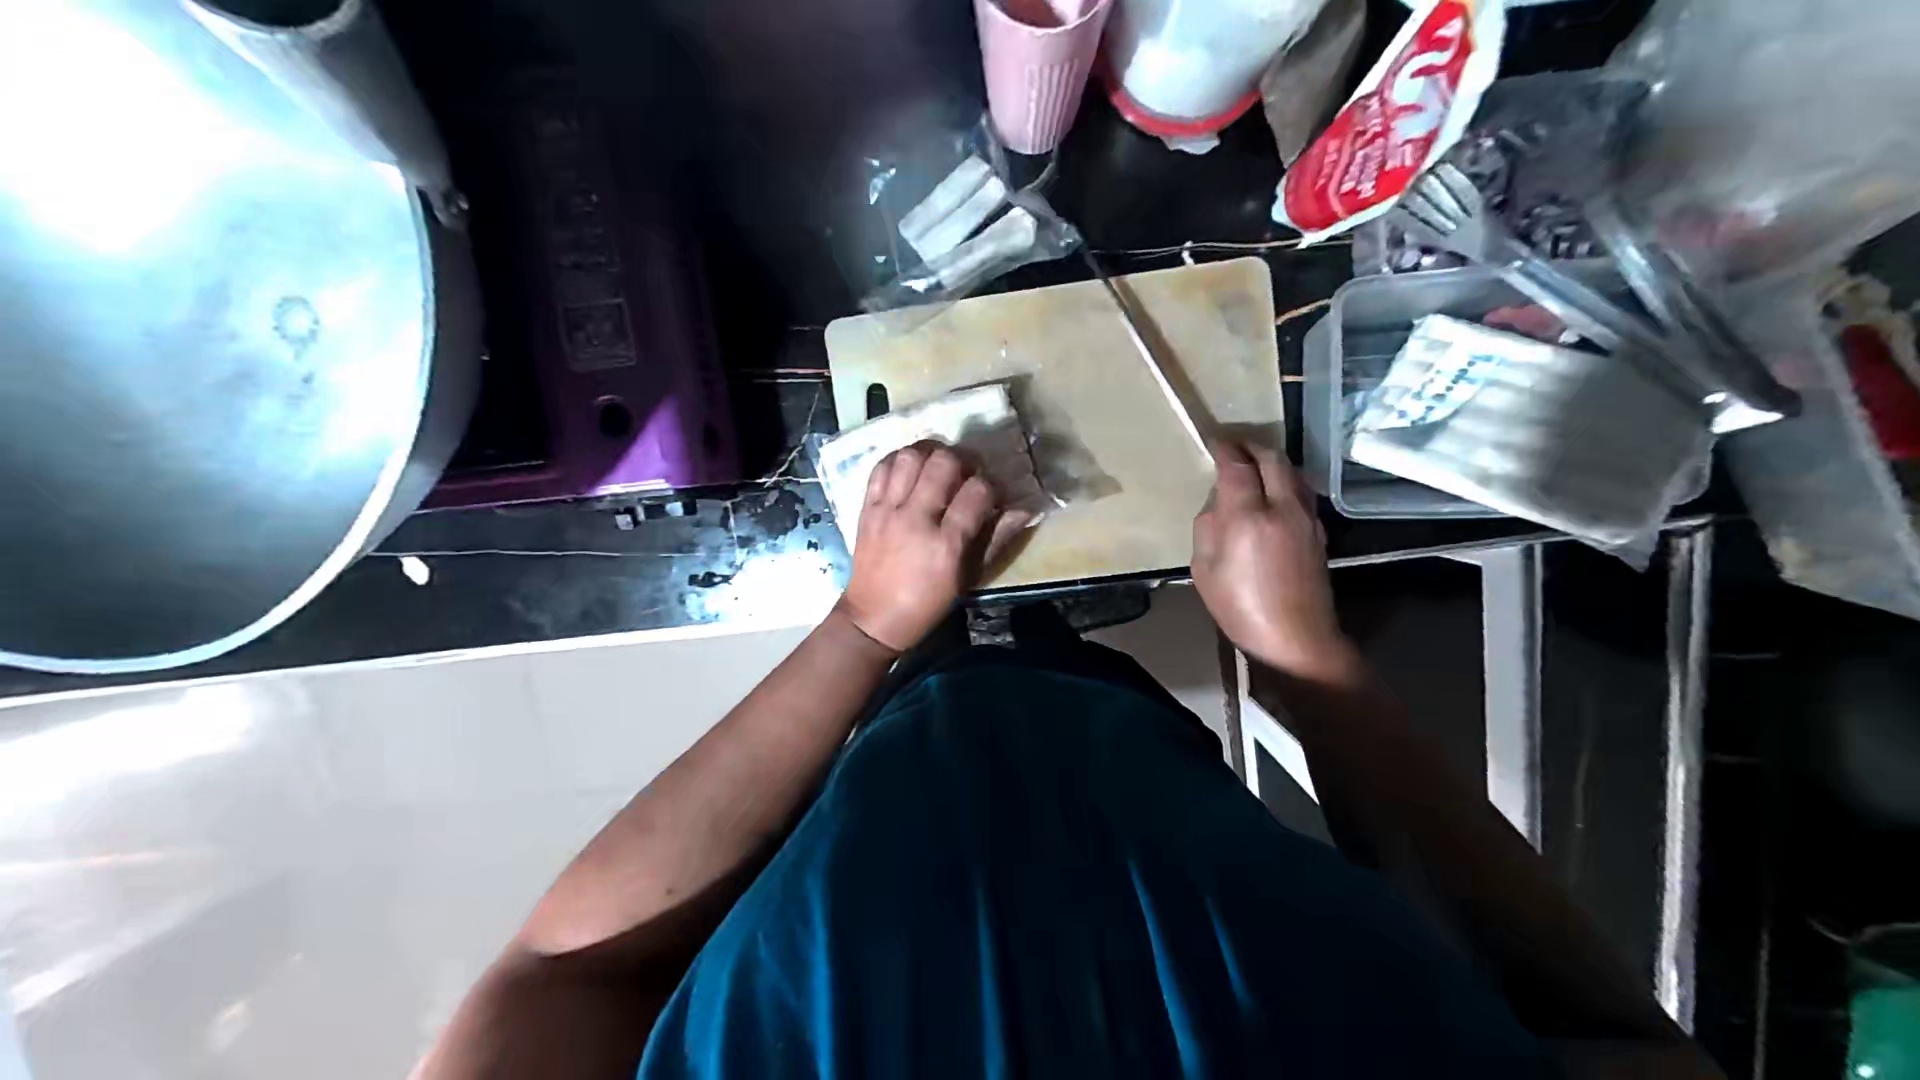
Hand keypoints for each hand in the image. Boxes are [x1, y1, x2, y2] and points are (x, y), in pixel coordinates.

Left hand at [835, 441, 1028, 653]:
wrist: (874, 618)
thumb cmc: (927, 603)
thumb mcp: (969, 578)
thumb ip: (996, 539)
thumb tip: (1022, 510)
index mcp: (946, 544)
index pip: (977, 492)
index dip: (992, 486)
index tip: (992, 494)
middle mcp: (915, 520)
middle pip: (944, 463)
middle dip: (964, 460)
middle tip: (967, 472)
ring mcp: (887, 511)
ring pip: (911, 456)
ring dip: (931, 453)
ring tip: (939, 465)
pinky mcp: (867, 508)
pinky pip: (882, 466)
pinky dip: (900, 459)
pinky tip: (912, 469)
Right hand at [1191, 441, 1360, 683]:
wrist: (1295, 638)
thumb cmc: (1239, 607)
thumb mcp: (1203, 568)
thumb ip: (1209, 526)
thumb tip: (1220, 504)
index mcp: (1249, 517)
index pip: (1237, 467)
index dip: (1224, 449)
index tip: (1213, 442)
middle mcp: (1283, 507)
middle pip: (1272, 459)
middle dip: (1251, 446)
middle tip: (1233, 446)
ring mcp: (1306, 517)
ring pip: (1292, 471)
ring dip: (1271, 460)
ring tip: (1252, 463)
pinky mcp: (1318, 530)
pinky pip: (1301, 490)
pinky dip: (1284, 479)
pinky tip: (1271, 491)